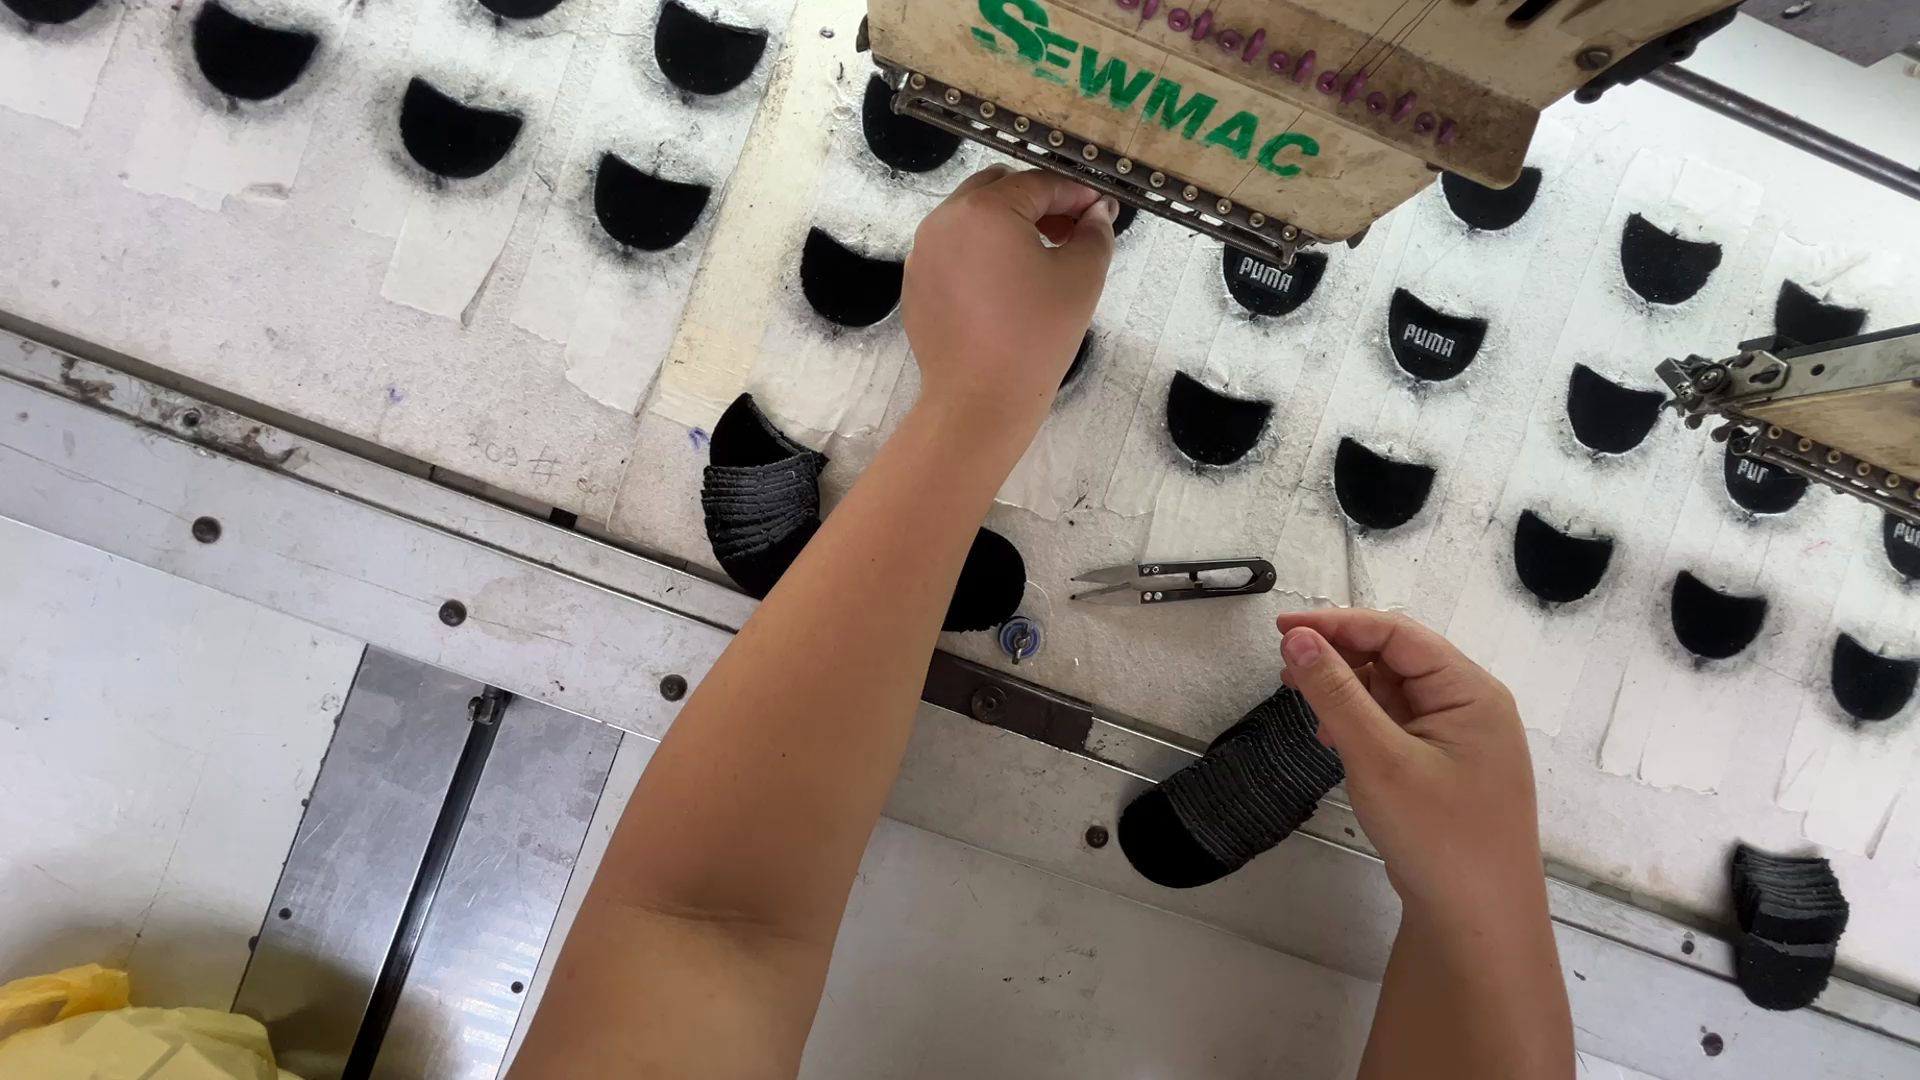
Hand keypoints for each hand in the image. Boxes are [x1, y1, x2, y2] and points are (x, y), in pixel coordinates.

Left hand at [903, 165, 1117, 443]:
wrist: (980, 400)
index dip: (1074, 194)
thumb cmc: (1035, 337)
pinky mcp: (915, 287)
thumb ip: (1095, 233)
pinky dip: (978, 257)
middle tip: (1068, 232)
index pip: (1037, 183)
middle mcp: (943, 221)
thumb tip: (1097, 212)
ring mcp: (922, 255)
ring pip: (969, 221)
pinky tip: (1002, 290)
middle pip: (996, 191)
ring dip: (1005, 228)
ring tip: (1037, 260)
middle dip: (1036, 204)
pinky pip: (950, 254)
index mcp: (983, 209)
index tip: (1097, 211)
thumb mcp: (1081, 278)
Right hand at [1276, 610, 1544, 922]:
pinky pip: (1392, 720)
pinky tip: (1331, 738)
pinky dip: (1356, 718)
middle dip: (1338, 654)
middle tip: (1285, 667)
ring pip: (1389, 688)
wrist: (1477, 924)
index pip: (1395, 633)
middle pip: (1394, 656)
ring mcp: (1457, 736)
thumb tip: (1297, 638)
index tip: (1281, 629)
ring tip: (1300, 698)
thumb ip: (1335, 692)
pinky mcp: (1440, 763)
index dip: (1336, 623)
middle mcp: (1468, 704)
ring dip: (1344, 687)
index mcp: (1469, 691)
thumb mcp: (1377, 757)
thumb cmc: (1437, 834)